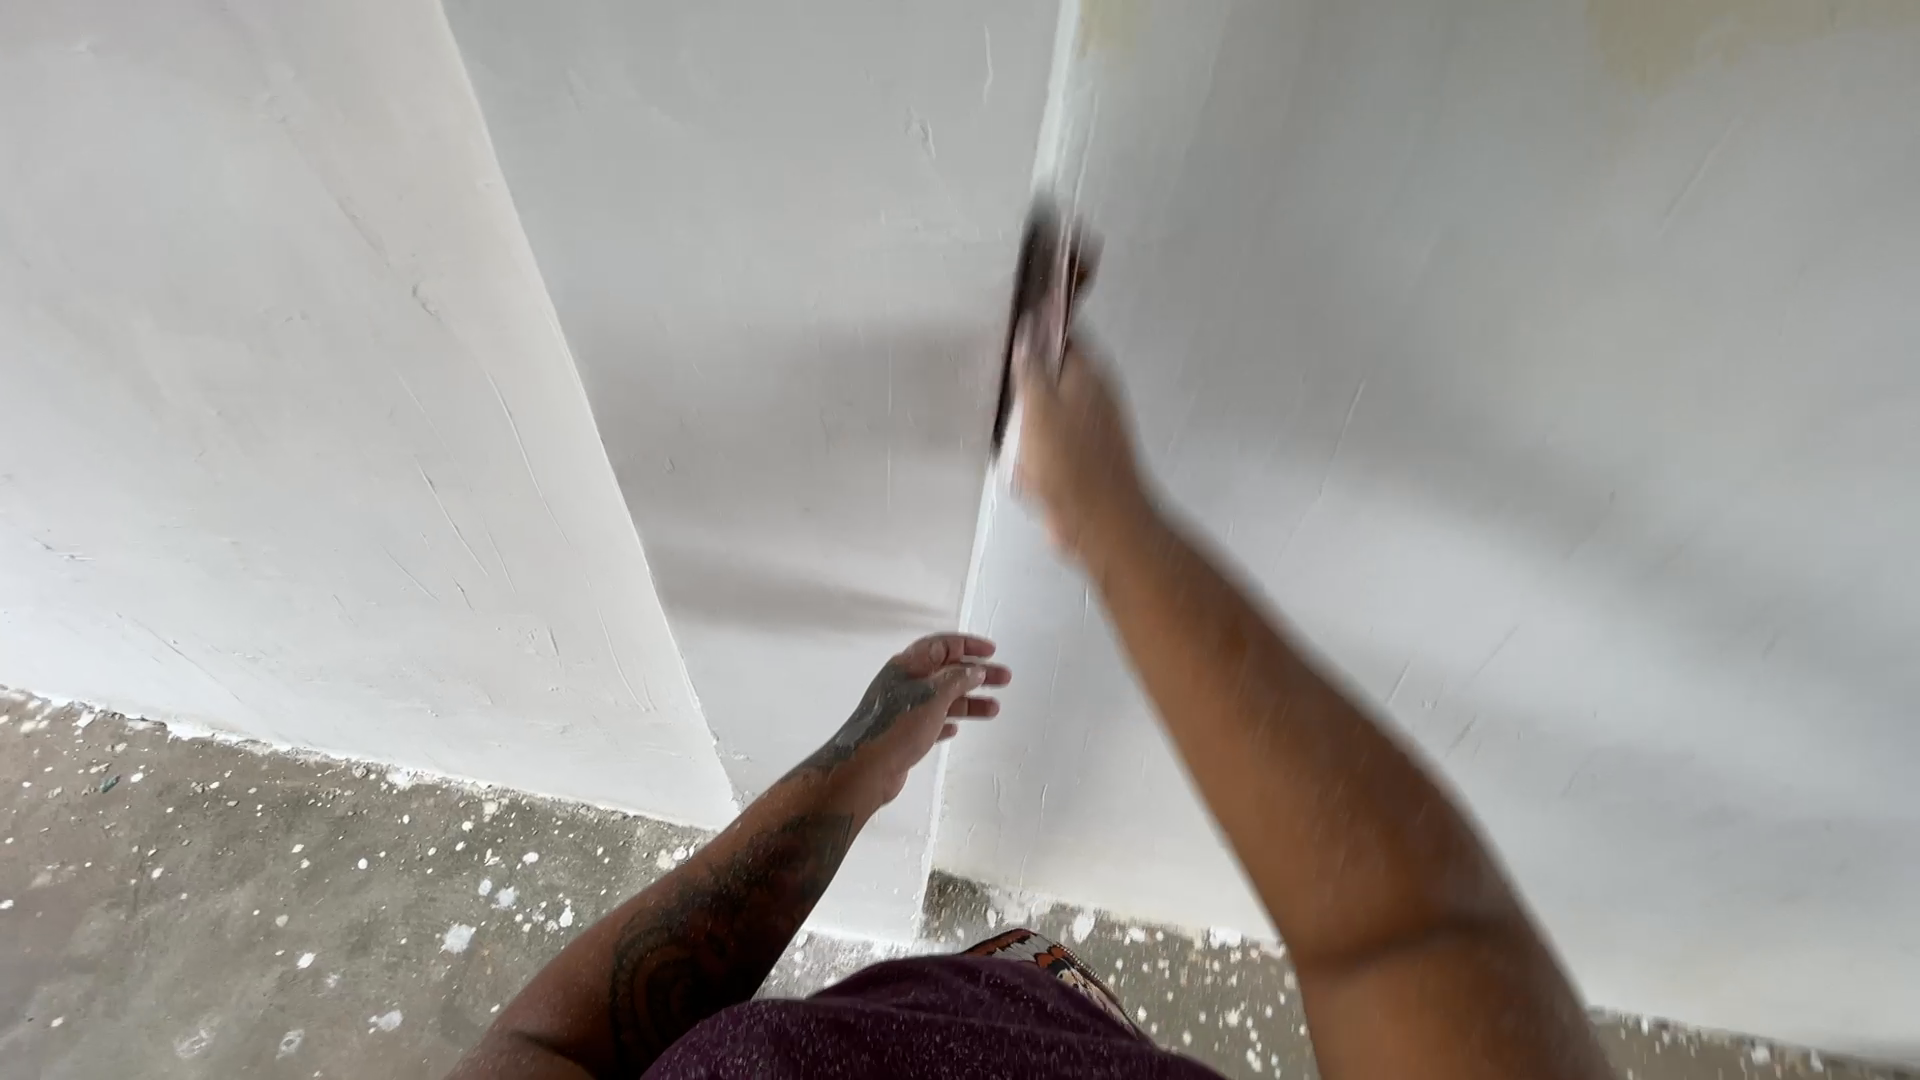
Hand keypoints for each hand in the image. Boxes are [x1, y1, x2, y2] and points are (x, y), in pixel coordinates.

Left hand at [804, 634, 1010, 807]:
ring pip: (943, 698)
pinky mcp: (904, 733)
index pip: (942, 645)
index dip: (968, 646)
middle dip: (976, 673)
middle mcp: (905, 683)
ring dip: (968, 700)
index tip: (992, 651)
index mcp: (908, 666)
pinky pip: (932, 720)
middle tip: (1003, 678)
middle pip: (947, 671)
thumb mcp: (933, 696)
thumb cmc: (897, 727)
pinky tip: (958, 727)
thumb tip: (975, 669)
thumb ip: (957, 680)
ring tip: (994, 708)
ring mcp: (904, 709)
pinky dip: (948, 720)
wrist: (866, 769)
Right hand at [1012, 330, 1151, 558]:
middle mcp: (1094, 398)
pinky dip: (1034, 458)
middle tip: (1006, 397)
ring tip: (1015, 441)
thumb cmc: (1072, 466)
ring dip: (1026, 429)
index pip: (1062, 335)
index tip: (1009, 338)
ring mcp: (1090, 431)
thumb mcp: (1039, 409)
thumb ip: (1032, 368)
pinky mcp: (1081, 461)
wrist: (1099, 524)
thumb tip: (1027, 331)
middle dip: (1025, 391)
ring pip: (1045, 415)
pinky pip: (1048, 449)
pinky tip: (1025, 469)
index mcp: (1088, 376)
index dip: (1035, 332)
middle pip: (1051, 378)